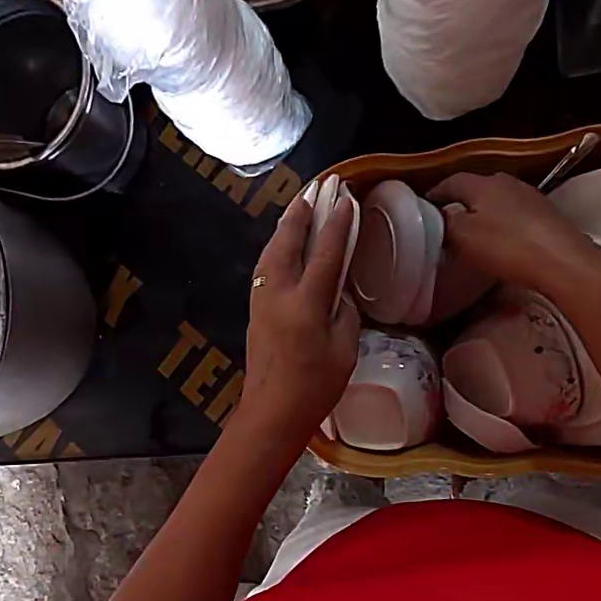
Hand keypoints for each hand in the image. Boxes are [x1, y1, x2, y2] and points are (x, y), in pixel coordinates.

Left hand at [237, 194, 360, 436]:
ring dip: (285, 226)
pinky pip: (265, 267)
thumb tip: (338, 290)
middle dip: (303, 212)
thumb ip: (345, 312)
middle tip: (316, 189)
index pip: (326, 252)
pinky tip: (282, 243)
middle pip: (289, 242)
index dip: (337, 223)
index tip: (346, 198)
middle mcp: (279, 294)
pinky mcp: (254, 309)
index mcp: (307, 303)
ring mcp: (262, 300)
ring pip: (272, 252)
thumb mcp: (345, 348)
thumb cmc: (316, 386)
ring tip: (298, 207)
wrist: (272, 411)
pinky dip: (276, 247)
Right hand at [427, 171, 600, 295]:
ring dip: (482, 213)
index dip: (435, 194)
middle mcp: (507, 182)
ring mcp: (531, 196)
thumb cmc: (506, 246)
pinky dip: (502, 223)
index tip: (423, 208)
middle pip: (475, 189)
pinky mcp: (547, 214)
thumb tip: (444, 213)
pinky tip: (500, 240)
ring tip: (472, 233)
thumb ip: (447, 221)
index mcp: (482, 184)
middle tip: (446, 223)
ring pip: (497, 200)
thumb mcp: (463, 236)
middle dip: (460, 202)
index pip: (451, 182)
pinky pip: (514, 214)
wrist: (563, 262)